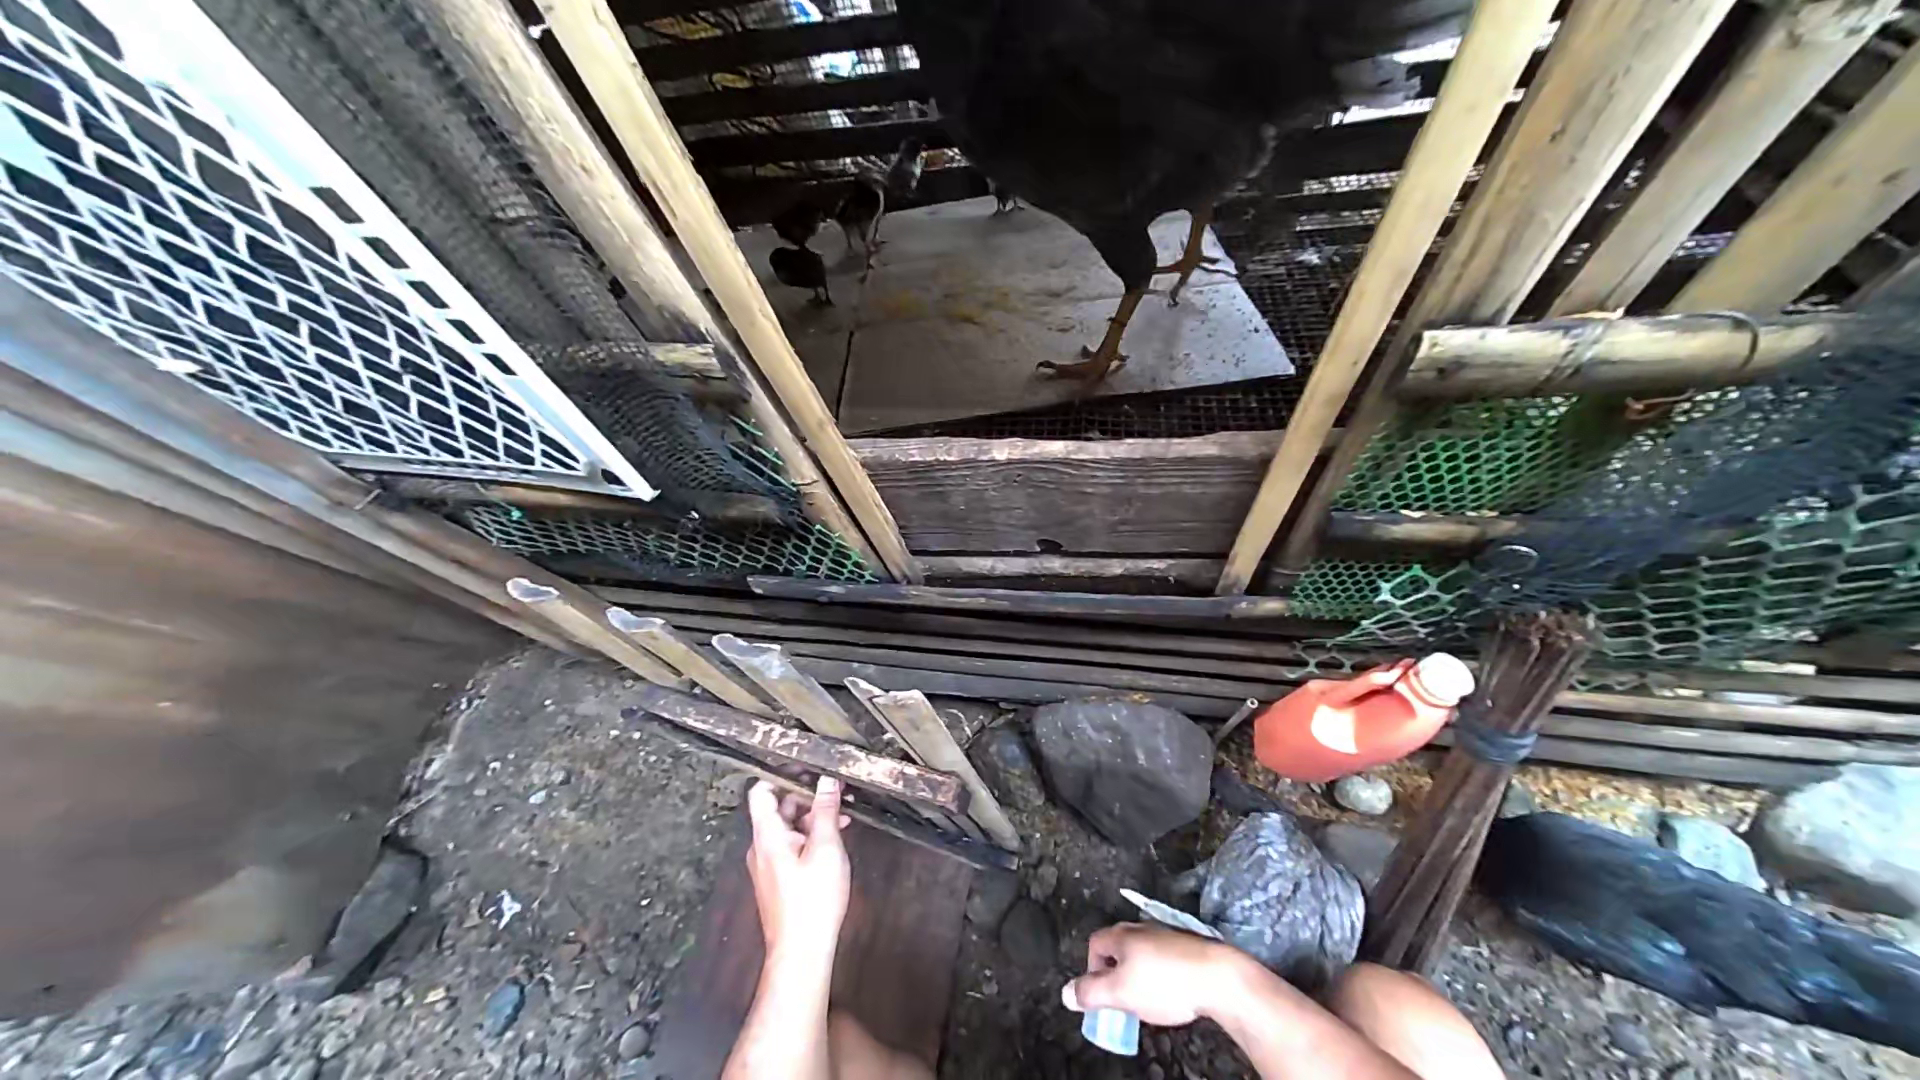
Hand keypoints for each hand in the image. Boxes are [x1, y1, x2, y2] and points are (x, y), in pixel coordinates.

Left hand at [745, 776, 850, 965]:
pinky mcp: (778, 878)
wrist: (801, 952)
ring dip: (813, 817)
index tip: (806, 766)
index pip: (762, 791)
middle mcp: (761, 847)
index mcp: (767, 835)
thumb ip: (826, 810)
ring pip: (788, 827)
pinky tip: (833, 840)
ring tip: (841, 816)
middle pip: (778, 808)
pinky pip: (791, 846)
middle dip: (806, 796)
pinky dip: (810, 836)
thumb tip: (826, 780)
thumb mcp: (826, 848)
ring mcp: (768, 864)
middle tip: (834, 790)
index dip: (782, 773)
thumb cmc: (812, 902)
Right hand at [1061, 923, 1255, 1026]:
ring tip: (1148, 1000)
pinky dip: (1160, 975)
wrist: (1217, 977)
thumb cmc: (1164, 983)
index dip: (1092, 969)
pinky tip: (1172, 993)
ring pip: (1141, 953)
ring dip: (1138, 975)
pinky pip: (1162, 958)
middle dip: (1115, 974)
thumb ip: (1090, 993)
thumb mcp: (1120, 993)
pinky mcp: (1185, 946)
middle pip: (1117, 948)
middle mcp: (1139, 928)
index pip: (1094, 944)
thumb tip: (1065, 993)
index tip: (1101, 994)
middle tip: (1123, 1000)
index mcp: (1120, 935)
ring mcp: (1164, 935)